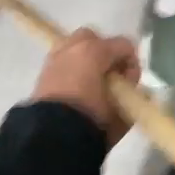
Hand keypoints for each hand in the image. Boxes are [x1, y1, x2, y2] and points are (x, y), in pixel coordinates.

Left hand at [31, 30, 141, 144]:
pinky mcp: (43, 72)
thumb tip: (131, 86)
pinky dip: (71, 70)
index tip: (132, 83)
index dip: (131, 63)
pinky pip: (62, 62)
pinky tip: (77, 89)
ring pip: (74, 47)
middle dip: (104, 53)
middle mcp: (74, 47)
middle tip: (110, 77)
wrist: (56, 135)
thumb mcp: (124, 111)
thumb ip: (131, 94)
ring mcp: (55, 57)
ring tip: (92, 83)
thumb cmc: (95, 120)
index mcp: (95, 51)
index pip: (124, 45)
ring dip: (86, 60)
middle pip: (94, 38)